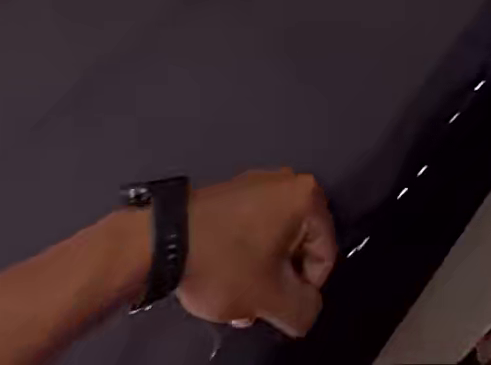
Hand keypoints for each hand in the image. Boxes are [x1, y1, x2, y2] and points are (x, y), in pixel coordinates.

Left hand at [175, 169, 337, 336]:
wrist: (165, 238)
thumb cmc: (225, 262)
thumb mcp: (269, 298)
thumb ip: (302, 310)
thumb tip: (308, 309)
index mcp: (308, 197)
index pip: (325, 256)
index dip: (303, 289)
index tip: (273, 302)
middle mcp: (291, 181)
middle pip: (301, 247)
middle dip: (280, 283)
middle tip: (253, 304)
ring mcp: (264, 182)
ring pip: (278, 240)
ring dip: (264, 273)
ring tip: (236, 297)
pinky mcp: (240, 190)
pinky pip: (259, 226)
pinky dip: (250, 253)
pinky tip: (227, 274)